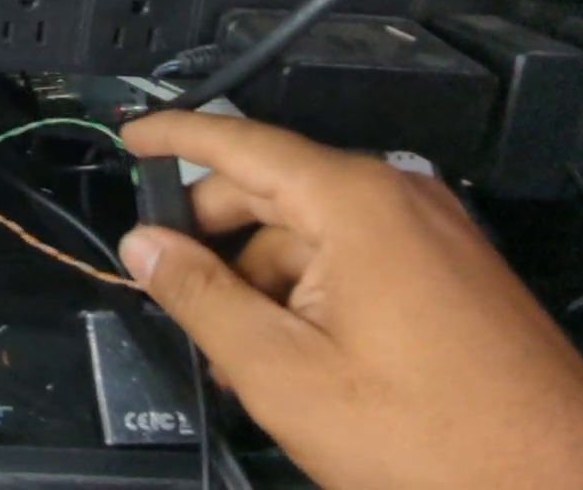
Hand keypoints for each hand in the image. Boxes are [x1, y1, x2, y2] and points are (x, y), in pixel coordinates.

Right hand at [119, 112, 582, 489]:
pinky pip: (350, 253)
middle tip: (171, 283)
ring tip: (233, 343)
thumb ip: (197, 295)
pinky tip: (287, 346)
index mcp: (353, 200)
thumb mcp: (282, 371)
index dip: (172, 135)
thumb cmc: (429, 446)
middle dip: (211, 232)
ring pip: (306, 227)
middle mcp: (396, 197)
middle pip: (269, 187)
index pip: (237, 142)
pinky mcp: (452, 272)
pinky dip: (303, 285)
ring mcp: (432, 233)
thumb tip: (141, 243)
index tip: (130, 137)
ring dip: (255, 271)